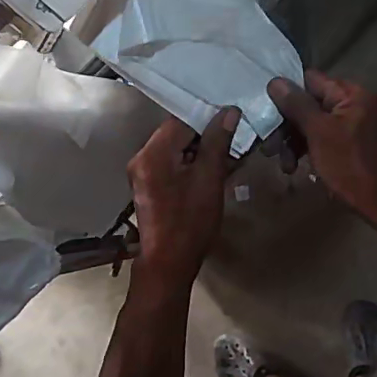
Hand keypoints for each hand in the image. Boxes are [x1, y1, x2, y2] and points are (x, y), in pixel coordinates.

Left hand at [127, 108, 238, 290]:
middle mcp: (142, 157)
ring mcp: (142, 172)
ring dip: (200, 149)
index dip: (208, 116)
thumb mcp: (209, 178)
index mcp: (152, 152)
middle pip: (177, 132)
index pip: (182, 119)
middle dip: (206, 133)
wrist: (168, 264)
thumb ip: (218, 141)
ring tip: (228, 154)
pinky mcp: (148, 185)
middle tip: (234, 136)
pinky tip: (213, 169)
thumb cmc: (190, 221)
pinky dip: (191, 162)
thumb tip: (229, 111)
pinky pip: (171, 162)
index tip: (233, 118)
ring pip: (176, 148)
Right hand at [268, 72, 376, 232]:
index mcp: (351, 94)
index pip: (309, 80)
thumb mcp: (319, 133)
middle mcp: (352, 104)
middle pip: (308, 103)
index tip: (266, 111)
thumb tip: (274, 81)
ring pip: (311, 124)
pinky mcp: (348, 145)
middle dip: (286, 124)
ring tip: (284, 165)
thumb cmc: (352, 166)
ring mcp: (351, 125)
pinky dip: (306, 150)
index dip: (286, 93)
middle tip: (268, 147)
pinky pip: (321, 138)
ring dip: (292, 141)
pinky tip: (293, 167)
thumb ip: (296, 105)